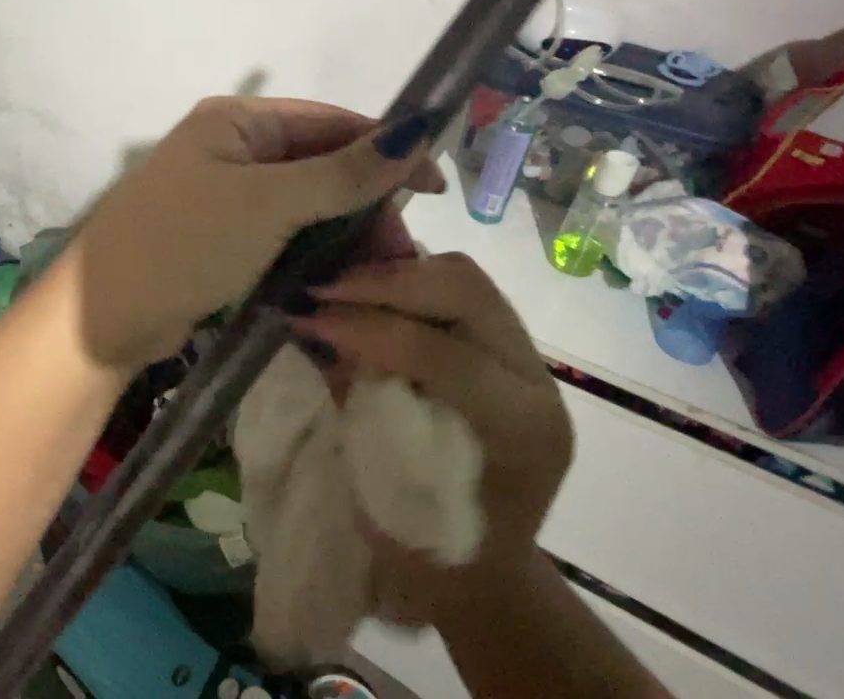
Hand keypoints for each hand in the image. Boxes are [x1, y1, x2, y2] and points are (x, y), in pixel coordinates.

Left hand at [61, 97, 441, 372]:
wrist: (106, 314)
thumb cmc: (184, 242)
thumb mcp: (267, 203)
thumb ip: (342, 173)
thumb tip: (416, 131)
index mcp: (235, 123)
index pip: (328, 122)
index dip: (386, 149)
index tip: (436, 188)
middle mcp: (229, 151)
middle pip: (319, 165)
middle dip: (366, 202)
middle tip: (403, 251)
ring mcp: (223, 197)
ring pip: (305, 205)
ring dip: (344, 232)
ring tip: (380, 271)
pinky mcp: (220, 240)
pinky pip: (282, 235)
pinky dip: (314, 252)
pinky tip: (342, 277)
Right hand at [293, 253, 574, 624]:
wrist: (484, 569)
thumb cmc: (429, 543)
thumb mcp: (384, 481)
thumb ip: (357, 397)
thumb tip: (310, 328)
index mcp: (519, 428)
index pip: (441, 353)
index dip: (367, 329)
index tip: (307, 318)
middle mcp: (537, 383)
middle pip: (465, 291)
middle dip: (383, 282)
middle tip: (320, 288)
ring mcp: (530, 360)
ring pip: (465, 279)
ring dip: (395, 275)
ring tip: (340, 285)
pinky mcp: (511, 348)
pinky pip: (460, 292)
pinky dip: (407, 284)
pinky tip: (365, 293)